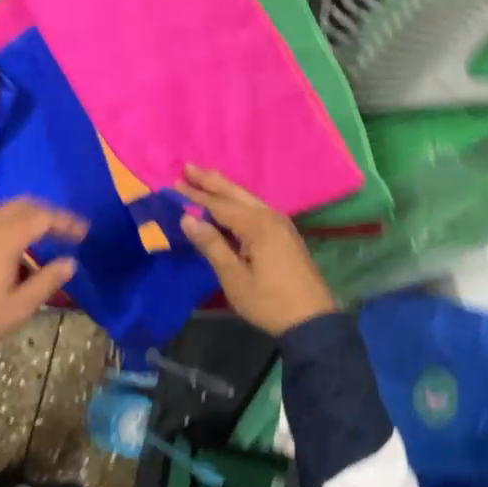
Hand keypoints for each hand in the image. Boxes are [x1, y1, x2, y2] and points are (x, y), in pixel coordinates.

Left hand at [0, 198, 86, 352]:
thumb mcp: (18, 307)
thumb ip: (47, 281)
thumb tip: (69, 262)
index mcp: (4, 239)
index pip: (42, 218)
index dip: (65, 221)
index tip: (83, 232)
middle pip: (21, 205)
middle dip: (45, 212)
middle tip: (63, 229)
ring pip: (0, 210)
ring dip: (23, 215)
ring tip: (37, 235)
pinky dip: (2, 223)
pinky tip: (6, 245)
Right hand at [178, 165, 336, 335]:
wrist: (312, 320)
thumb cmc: (268, 301)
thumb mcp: (234, 277)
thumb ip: (211, 245)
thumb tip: (187, 219)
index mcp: (256, 225)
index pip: (219, 204)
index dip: (196, 195)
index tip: (175, 182)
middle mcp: (270, 217)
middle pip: (235, 193)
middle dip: (211, 181)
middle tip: (188, 167)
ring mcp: (281, 224)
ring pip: (248, 199)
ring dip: (225, 189)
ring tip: (205, 179)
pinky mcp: (285, 234)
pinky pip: (256, 209)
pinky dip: (238, 202)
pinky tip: (229, 204)